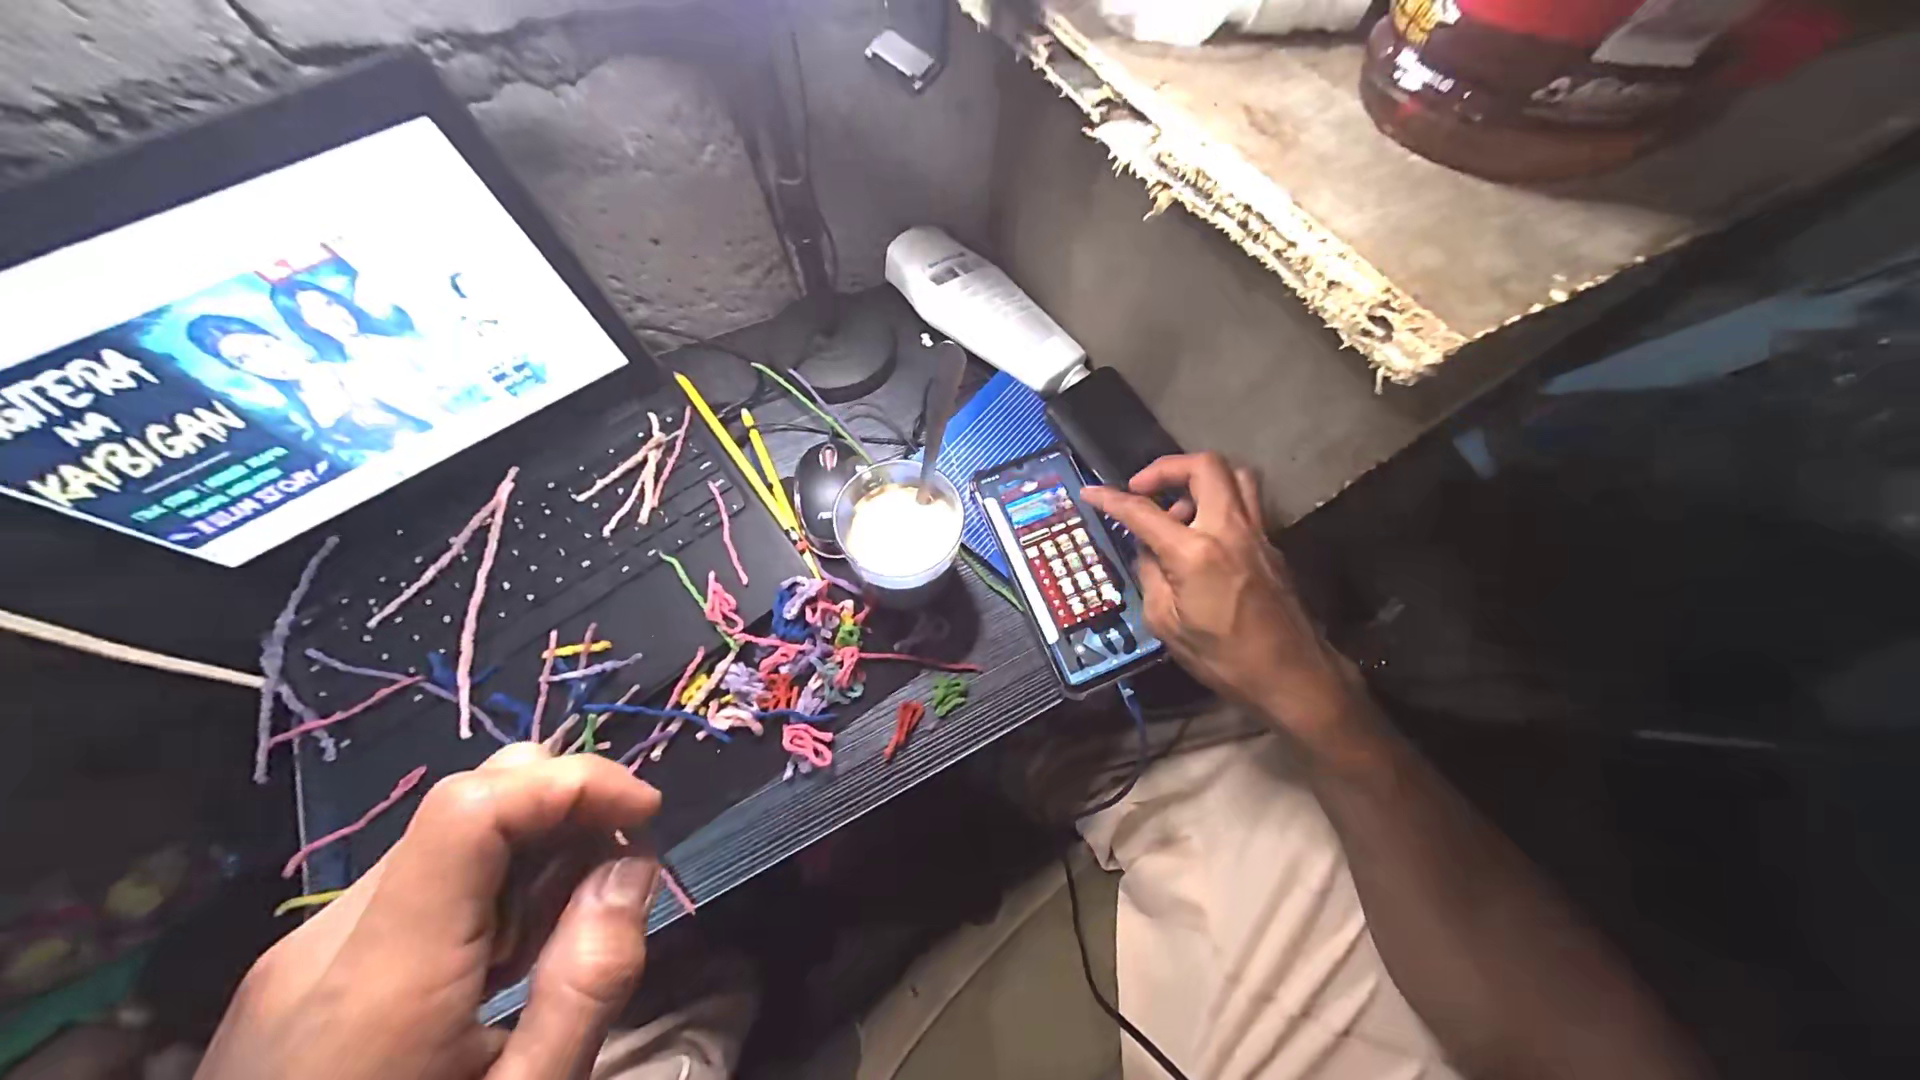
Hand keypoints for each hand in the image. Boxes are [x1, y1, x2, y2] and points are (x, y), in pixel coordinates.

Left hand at [199, 745, 662, 1079]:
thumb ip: (587, 984)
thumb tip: (631, 864)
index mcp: (380, 980)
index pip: (473, 808)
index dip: (574, 782)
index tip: (644, 813)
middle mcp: (329, 940)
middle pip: (465, 801)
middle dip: (567, 805)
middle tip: (621, 862)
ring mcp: (307, 952)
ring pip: (450, 831)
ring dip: (537, 845)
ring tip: (568, 924)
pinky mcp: (308, 969)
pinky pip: (427, 875)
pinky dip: (497, 879)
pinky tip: (512, 950)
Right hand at [1082, 453, 1369, 753]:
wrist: (1294, 678)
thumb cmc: (1224, 659)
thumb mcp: (1165, 623)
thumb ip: (1151, 575)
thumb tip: (1148, 550)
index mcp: (1195, 552)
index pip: (1143, 511)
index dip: (1111, 499)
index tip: (1090, 492)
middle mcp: (1230, 529)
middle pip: (1204, 466)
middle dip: (1166, 468)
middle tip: (1144, 488)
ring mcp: (1258, 534)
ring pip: (1235, 476)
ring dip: (1199, 480)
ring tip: (1177, 510)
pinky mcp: (1272, 545)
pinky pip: (1245, 504)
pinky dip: (1217, 505)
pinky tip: (1201, 538)